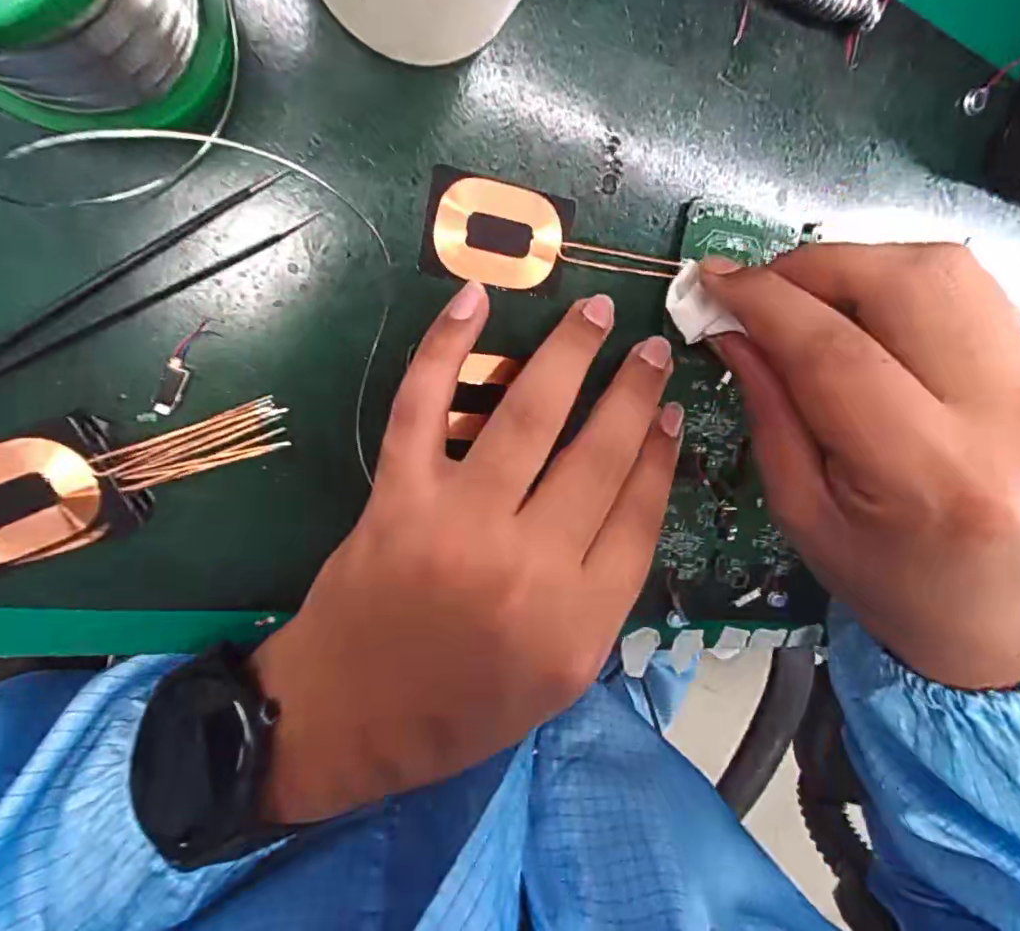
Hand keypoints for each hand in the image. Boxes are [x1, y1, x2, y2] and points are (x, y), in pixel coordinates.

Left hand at [251, 282, 682, 822]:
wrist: (349, 718)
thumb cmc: (455, 709)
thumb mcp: (554, 679)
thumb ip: (599, 597)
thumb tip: (630, 500)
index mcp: (580, 623)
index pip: (641, 514)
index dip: (660, 452)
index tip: (670, 409)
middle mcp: (529, 568)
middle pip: (598, 456)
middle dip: (632, 391)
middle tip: (650, 347)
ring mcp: (458, 525)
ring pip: (527, 418)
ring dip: (568, 355)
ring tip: (595, 315)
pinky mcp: (398, 499)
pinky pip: (423, 407)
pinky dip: (445, 349)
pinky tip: (474, 302)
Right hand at [701, 243, 1019, 689]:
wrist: (986, 616)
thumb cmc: (874, 575)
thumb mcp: (795, 504)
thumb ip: (768, 406)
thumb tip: (732, 326)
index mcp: (930, 478)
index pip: (836, 353)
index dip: (765, 302)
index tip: (713, 279)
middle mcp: (1010, 425)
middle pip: (912, 285)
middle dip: (816, 267)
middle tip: (760, 287)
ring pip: (951, 274)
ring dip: (858, 266)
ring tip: (804, 298)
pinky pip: (971, 299)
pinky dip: (897, 288)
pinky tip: (858, 316)